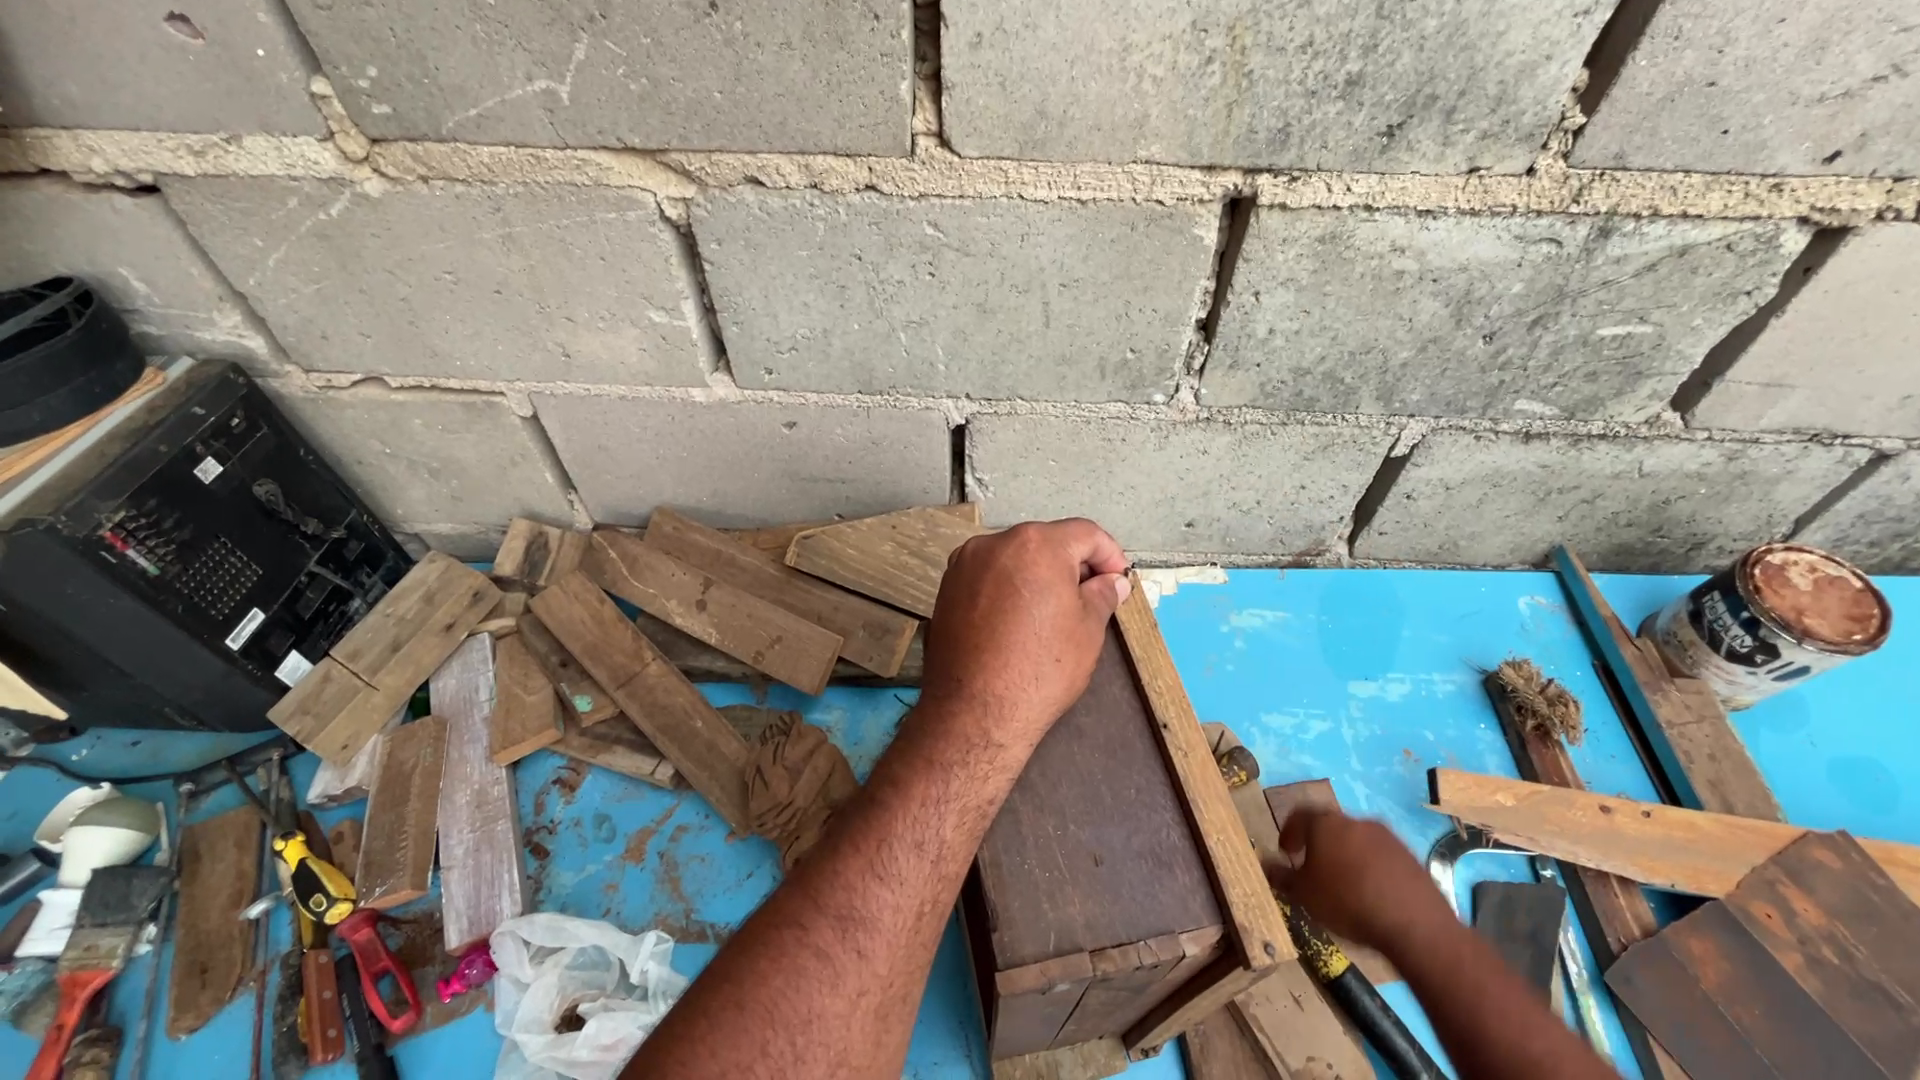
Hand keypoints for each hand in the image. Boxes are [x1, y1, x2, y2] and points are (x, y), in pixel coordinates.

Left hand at [919, 519, 1130, 745]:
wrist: (975, 712)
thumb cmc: (1036, 672)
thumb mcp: (1087, 630)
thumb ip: (1102, 595)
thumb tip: (1111, 582)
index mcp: (1036, 544)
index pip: (1085, 533)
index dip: (1109, 555)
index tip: (1117, 579)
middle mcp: (995, 544)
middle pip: (1046, 541)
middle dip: (1072, 564)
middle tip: (1091, 598)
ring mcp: (965, 565)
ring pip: (1014, 558)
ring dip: (1038, 575)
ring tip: (1053, 614)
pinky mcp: (947, 589)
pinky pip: (989, 576)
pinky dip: (1009, 588)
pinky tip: (1020, 622)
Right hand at [1269, 808, 1453, 951]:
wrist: (1415, 926)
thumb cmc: (1348, 903)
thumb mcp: (1305, 896)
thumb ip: (1282, 878)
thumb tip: (1265, 866)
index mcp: (1325, 823)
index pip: (1299, 815)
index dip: (1289, 832)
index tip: (1286, 852)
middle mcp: (1356, 821)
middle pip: (1330, 826)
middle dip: (1319, 844)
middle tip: (1314, 869)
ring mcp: (1387, 837)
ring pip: (1357, 840)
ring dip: (1347, 855)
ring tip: (1344, 884)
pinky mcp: (1411, 856)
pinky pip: (1381, 855)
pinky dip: (1371, 867)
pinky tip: (1371, 893)